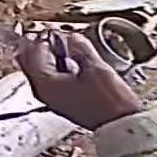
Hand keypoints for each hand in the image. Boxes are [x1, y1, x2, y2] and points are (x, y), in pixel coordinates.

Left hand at [16, 32, 140, 128]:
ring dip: (48, 57)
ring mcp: (50, 97)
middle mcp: (41, 90)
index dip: (41, 39)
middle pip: (31, 62)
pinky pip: (51, 79)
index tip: (50, 30)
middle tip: (50, 35)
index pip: (33, 54)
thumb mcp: (96, 69)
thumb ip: (81, 49)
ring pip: (41, 71)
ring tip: (62, 45)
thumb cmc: (111, 102)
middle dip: (39, 48)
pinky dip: (56, 68)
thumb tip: (72, 36)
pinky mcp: (62, 101)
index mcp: (43, 82)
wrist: (125, 127)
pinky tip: (70, 62)